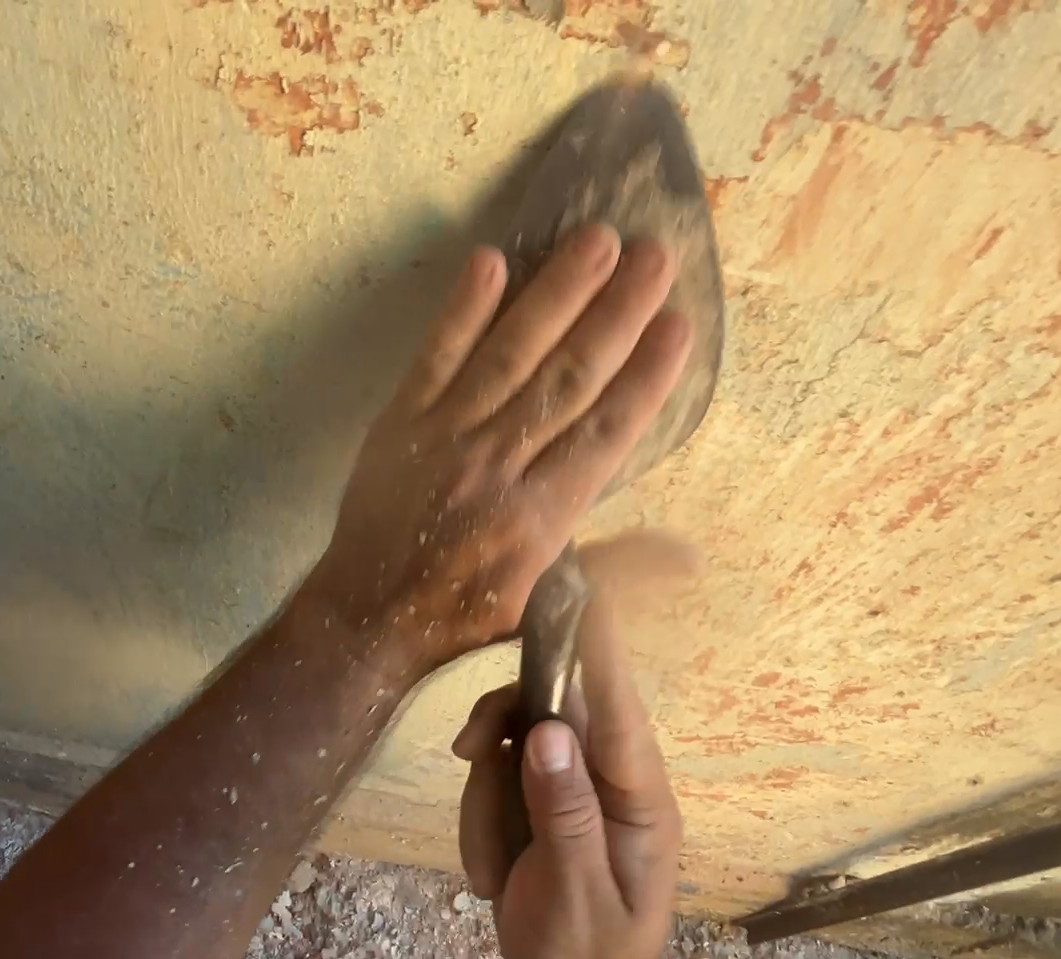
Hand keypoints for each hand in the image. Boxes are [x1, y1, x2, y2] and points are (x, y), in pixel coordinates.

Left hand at [302, 226, 689, 670]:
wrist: (369, 616)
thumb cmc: (463, 617)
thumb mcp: (547, 612)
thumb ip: (615, 574)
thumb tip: (691, 555)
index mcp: (541, 517)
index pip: (606, 432)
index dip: (646, 376)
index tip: (680, 324)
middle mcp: (498, 465)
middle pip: (567, 379)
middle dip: (615, 314)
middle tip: (655, 254)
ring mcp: (445, 437)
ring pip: (510, 355)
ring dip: (555, 294)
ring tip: (597, 240)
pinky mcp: (399, 423)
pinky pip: (434, 358)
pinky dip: (460, 312)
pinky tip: (490, 261)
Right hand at [453, 589, 700, 958]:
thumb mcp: (577, 903)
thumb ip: (565, 817)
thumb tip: (548, 732)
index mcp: (640, 795)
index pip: (617, 703)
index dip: (596, 642)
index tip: (579, 584)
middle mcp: (609, 773)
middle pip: (550, 705)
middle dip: (501, 732)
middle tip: (465, 754)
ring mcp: (572, 781)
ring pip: (511, 740)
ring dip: (485, 801)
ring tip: (491, 871)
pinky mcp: (539, 793)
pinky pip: (496, 772)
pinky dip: (480, 815)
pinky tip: (489, 870)